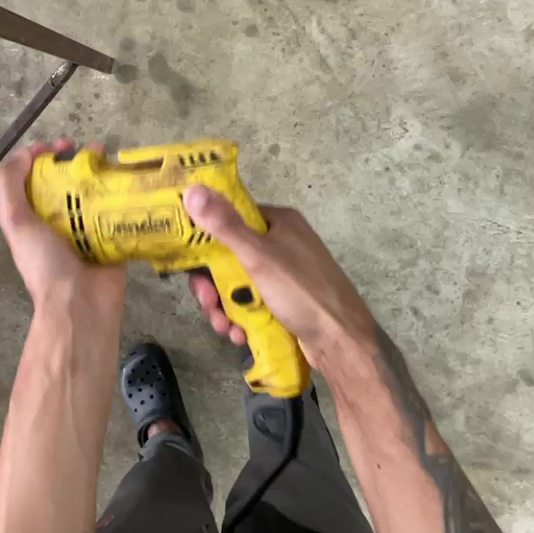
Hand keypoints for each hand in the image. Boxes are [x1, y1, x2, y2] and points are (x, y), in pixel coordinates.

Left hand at [0, 139, 127, 317]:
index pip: (35, 179)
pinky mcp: (114, 238)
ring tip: (113, 159)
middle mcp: (59, 221)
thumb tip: (22, 154)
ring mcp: (88, 229)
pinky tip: (131, 180)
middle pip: (67, 181)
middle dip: (77, 160)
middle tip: (92, 149)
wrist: (81, 303)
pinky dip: (126, 194)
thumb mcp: (16, 223)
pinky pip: (120, 211)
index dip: (42, 157)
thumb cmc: (45, 263)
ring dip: (103, 172)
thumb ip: (8, 186)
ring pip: (95, 192)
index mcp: (33, 218)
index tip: (57, 147)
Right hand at [182, 186, 377, 364]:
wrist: (342, 341)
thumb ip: (223, 225)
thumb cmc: (301, 291)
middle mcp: (282, 244)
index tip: (191, 264)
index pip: (232, 220)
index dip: (206, 241)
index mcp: (279, 222)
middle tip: (207, 303)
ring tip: (224, 327)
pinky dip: (241, 318)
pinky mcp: (286, 302)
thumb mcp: (258, 255)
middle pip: (230, 257)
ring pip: (238, 285)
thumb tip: (191, 190)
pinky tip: (239, 334)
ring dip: (225, 307)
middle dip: (213, 285)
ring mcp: (285, 275)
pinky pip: (253, 303)